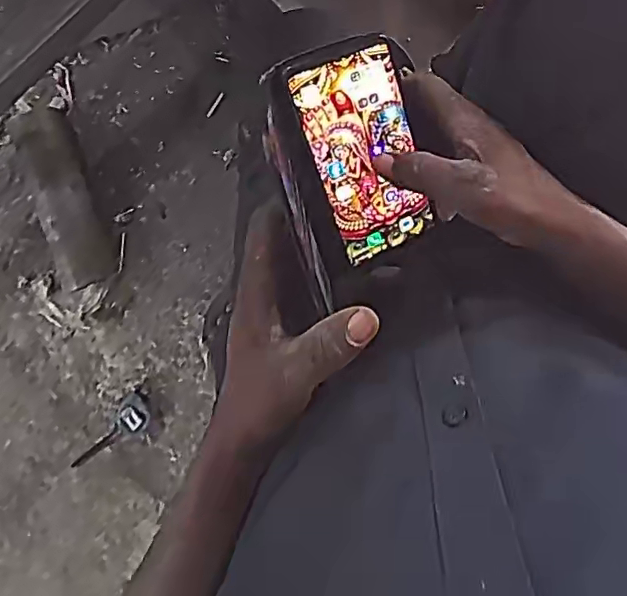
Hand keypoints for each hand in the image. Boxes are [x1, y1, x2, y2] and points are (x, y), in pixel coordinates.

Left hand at [211, 203, 379, 451]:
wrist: (247, 449)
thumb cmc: (256, 407)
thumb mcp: (293, 374)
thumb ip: (327, 345)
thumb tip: (369, 316)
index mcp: (257, 291)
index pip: (266, 228)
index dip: (288, 198)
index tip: (322, 178)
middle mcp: (270, 291)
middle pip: (295, 238)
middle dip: (324, 216)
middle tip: (364, 196)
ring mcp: (285, 308)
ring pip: (311, 261)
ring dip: (338, 245)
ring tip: (379, 225)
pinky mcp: (300, 325)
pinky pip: (324, 287)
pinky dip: (347, 275)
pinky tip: (379, 274)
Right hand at [374, 72, 580, 248]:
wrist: (553, 222)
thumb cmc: (516, 199)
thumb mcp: (458, 185)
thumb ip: (420, 169)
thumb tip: (383, 158)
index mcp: (465, 120)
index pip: (426, 85)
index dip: (397, 84)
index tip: (370, 95)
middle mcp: (471, 127)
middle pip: (426, 109)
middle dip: (397, 118)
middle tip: (368, 132)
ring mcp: (478, 146)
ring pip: (435, 135)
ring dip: (411, 144)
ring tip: (385, 160)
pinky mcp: (483, 167)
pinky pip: (446, 157)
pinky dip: (428, 166)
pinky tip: (419, 188)